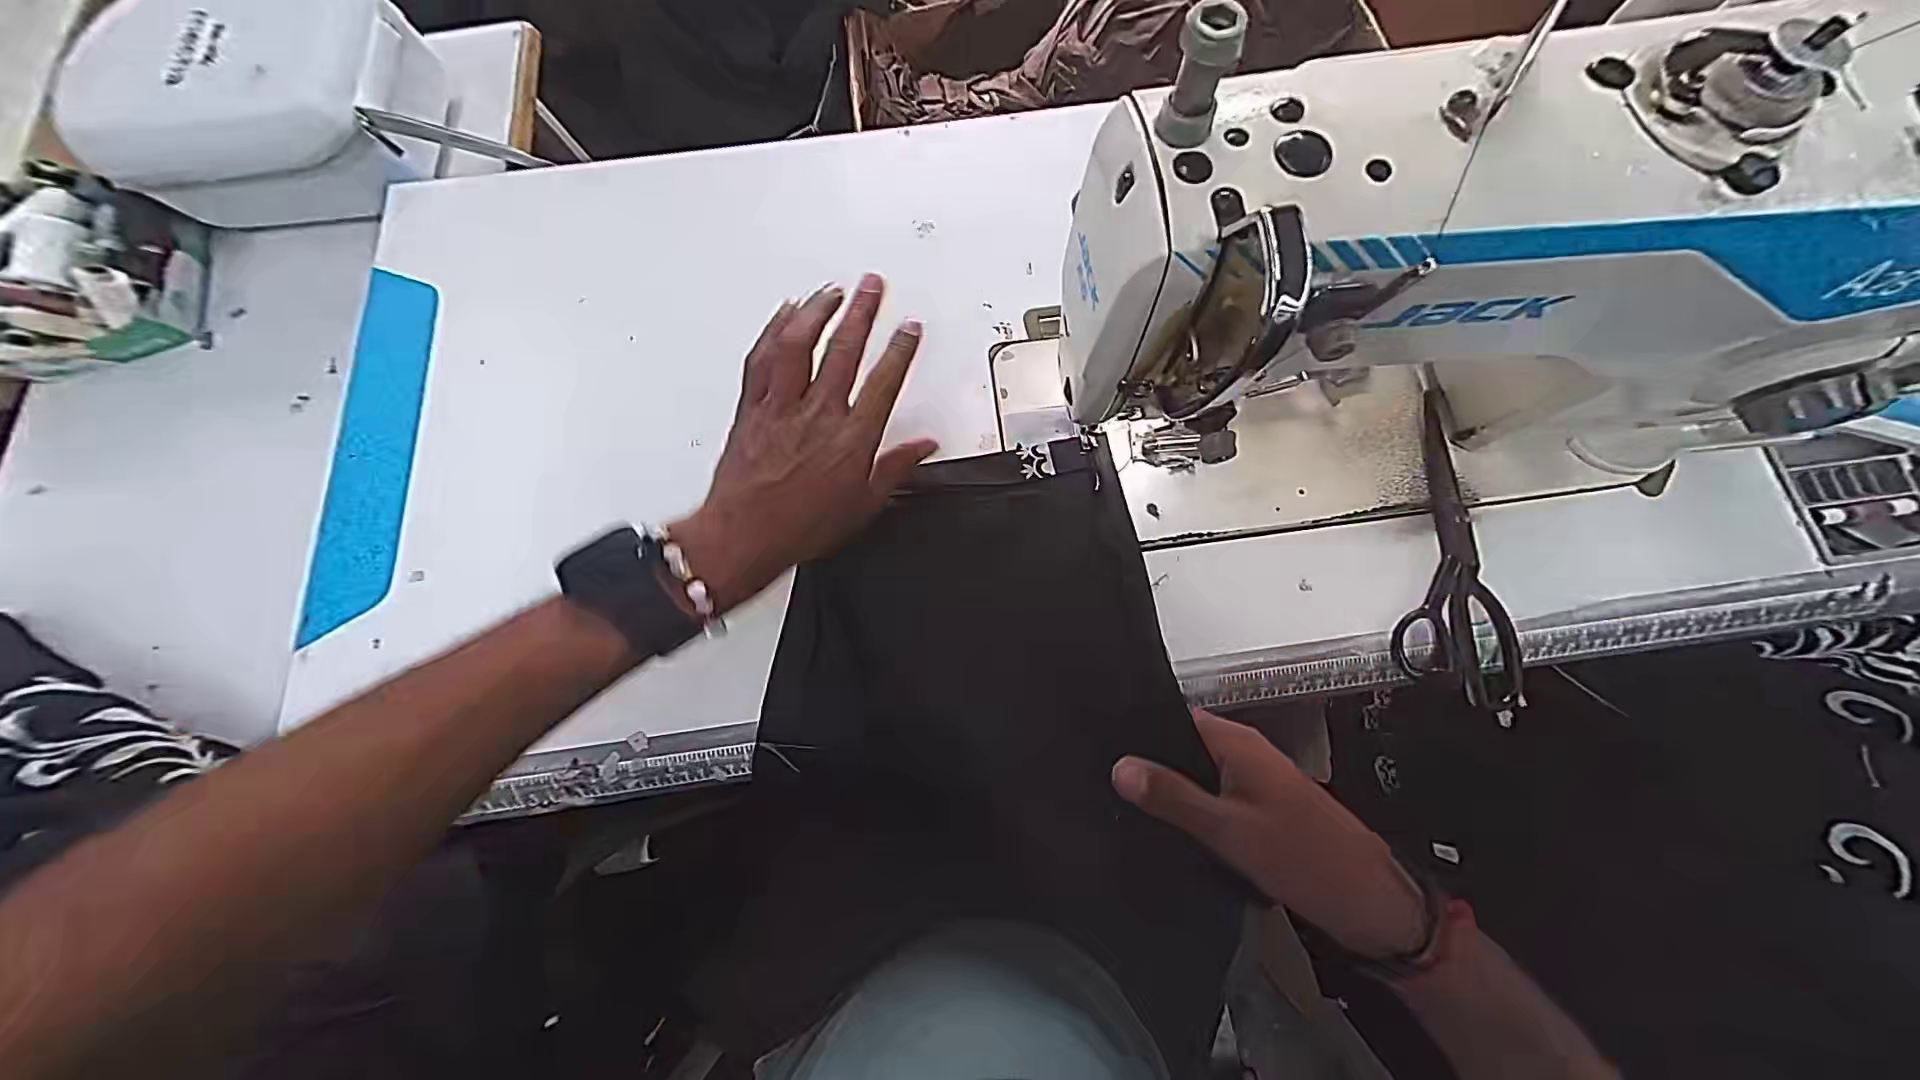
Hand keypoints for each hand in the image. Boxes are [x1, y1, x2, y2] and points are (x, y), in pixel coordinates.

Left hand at [668, 274, 937, 612]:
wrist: (744, 535)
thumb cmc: (800, 526)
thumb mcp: (864, 505)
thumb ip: (896, 468)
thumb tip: (924, 448)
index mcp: (850, 439)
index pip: (883, 382)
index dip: (900, 350)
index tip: (909, 328)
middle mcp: (817, 415)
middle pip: (844, 350)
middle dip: (862, 312)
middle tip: (873, 286)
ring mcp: (781, 408)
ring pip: (800, 345)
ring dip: (818, 311)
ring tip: (832, 291)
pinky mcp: (752, 408)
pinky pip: (762, 359)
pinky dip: (774, 331)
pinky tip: (784, 315)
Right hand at [1113, 707, 1428, 958]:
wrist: (1371, 906)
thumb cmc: (1313, 861)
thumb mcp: (1227, 830)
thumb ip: (1172, 797)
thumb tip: (1123, 770)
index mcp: (1239, 743)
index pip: (1174, 717)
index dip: (1142, 736)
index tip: (1115, 755)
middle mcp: (1248, 753)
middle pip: (1183, 746)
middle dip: (1156, 768)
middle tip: (1127, 791)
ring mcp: (1256, 779)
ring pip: (1198, 774)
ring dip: (1177, 791)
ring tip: (1150, 810)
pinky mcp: (1261, 806)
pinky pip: (1214, 796)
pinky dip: (1197, 809)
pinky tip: (1185, 831)